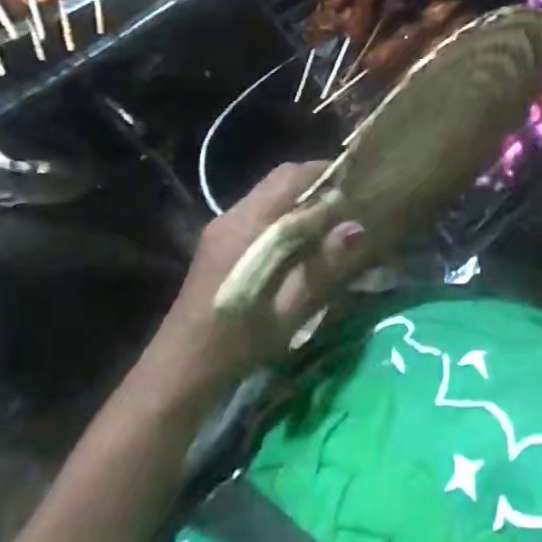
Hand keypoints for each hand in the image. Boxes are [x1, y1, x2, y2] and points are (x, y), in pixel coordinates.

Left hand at [151, 163, 368, 392]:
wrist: (183, 365)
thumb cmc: (240, 341)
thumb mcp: (289, 310)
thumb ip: (322, 265)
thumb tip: (355, 227)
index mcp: (250, 227)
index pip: (293, 179)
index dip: (328, 175)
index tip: (358, 186)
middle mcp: (233, 215)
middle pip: (280, 178)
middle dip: (316, 181)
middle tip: (347, 201)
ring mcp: (222, 225)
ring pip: (268, 192)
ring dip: (299, 196)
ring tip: (329, 218)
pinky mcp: (217, 238)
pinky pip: (257, 209)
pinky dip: (283, 211)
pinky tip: (298, 238)